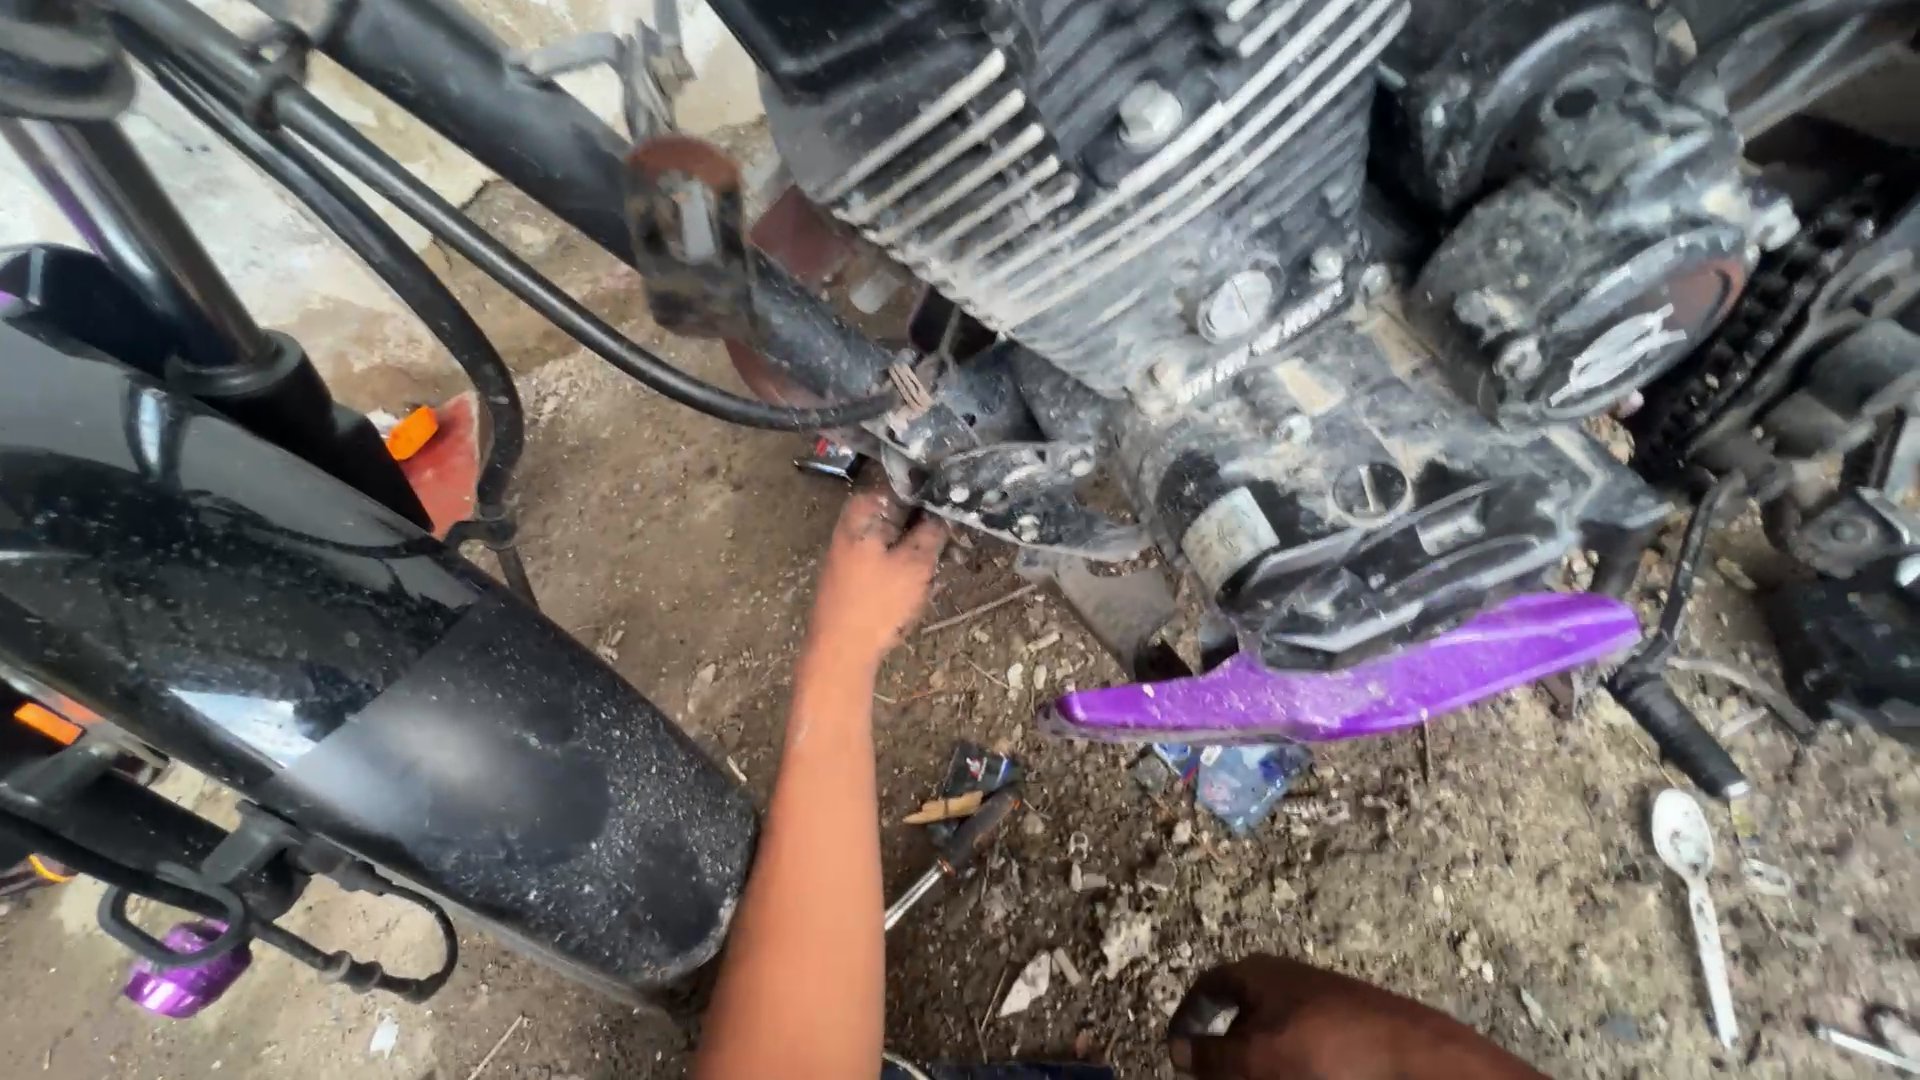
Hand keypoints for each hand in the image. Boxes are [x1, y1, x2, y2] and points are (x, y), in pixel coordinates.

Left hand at [803, 487, 945, 669]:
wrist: (840, 651)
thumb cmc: (877, 603)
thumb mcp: (915, 564)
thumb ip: (932, 532)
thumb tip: (945, 510)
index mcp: (863, 512)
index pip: (904, 484)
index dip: (932, 493)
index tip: (955, 507)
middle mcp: (853, 524)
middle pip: (901, 513)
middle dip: (929, 526)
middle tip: (956, 543)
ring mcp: (853, 550)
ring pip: (897, 539)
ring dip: (921, 551)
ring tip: (940, 570)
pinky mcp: (856, 574)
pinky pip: (888, 559)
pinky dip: (907, 567)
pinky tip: (923, 585)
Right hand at [1168, 955, 1547, 1079]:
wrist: (1420, 1060)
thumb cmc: (1326, 1051)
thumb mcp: (1257, 1058)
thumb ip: (1213, 1057)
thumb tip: (1178, 1052)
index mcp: (1256, 973)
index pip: (1208, 986)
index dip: (1188, 1018)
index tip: (1177, 1051)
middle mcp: (1285, 981)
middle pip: (1242, 1014)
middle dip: (1227, 1055)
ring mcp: (1322, 1005)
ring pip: (1276, 1039)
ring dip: (1260, 1066)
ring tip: (1258, 1079)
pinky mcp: (1352, 1032)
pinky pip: (1308, 1053)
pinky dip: (1292, 1067)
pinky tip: (1294, 1077)